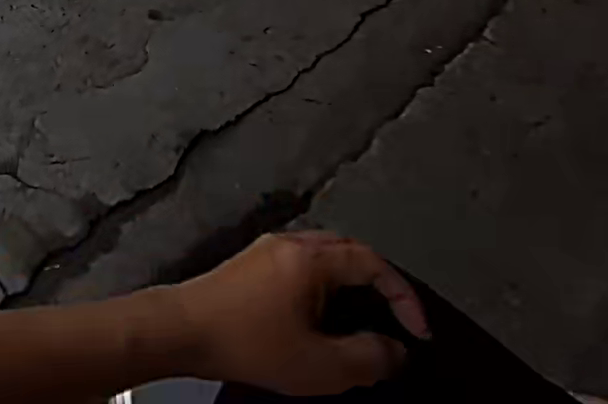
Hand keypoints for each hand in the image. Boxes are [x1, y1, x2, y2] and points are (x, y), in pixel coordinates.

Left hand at [164, 231, 428, 395]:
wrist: (187, 327)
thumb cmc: (251, 342)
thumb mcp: (324, 365)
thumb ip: (370, 357)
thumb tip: (395, 348)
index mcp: (307, 258)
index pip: (370, 260)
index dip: (403, 294)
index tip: (419, 331)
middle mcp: (287, 242)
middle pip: (346, 247)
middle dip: (379, 280)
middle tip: (398, 317)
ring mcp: (266, 248)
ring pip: (322, 252)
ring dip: (351, 280)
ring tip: (366, 318)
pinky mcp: (252, 261)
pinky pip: (301, 261)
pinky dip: (326, 281)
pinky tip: (326, 313)